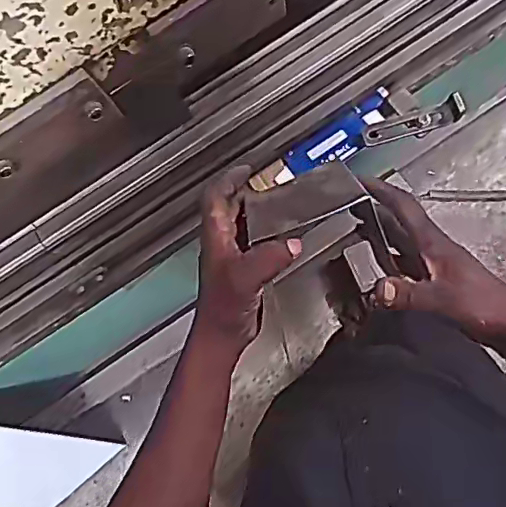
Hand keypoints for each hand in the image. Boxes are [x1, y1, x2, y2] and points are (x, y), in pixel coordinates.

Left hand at [194, 165, 300, 352]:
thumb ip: (268, 257)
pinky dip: (265, 233)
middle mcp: (220, 244)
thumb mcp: (247, 277)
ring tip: (277, 204)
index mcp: (215, 238)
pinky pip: (252, 242)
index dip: (228, 180)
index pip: (214, 197)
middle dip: (245, 190)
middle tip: (267, 183)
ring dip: (256, 211)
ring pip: (240, 223)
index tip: (246, 169)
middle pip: (228, 206)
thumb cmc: (223, 309)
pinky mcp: (242, 270)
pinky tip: (282, 238)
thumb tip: (290, 243)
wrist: (221, 337)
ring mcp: (230, 257)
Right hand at [359, 176, 505, 346]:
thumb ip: (409, 294)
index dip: (381, 190)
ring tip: (355, 232)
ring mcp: (436, 265)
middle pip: (399, 221)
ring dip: (380, 233)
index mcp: (434, 244)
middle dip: (375, 208)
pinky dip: (389, 262)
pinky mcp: (438, 282)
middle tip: (349, 203)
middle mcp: (433, 249)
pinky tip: (379, 273)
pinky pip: (406, 264)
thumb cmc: (485, 307)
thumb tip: (378, 288)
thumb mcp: (443, 300)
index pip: (404, 206)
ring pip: (402, 242)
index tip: (360, 180)